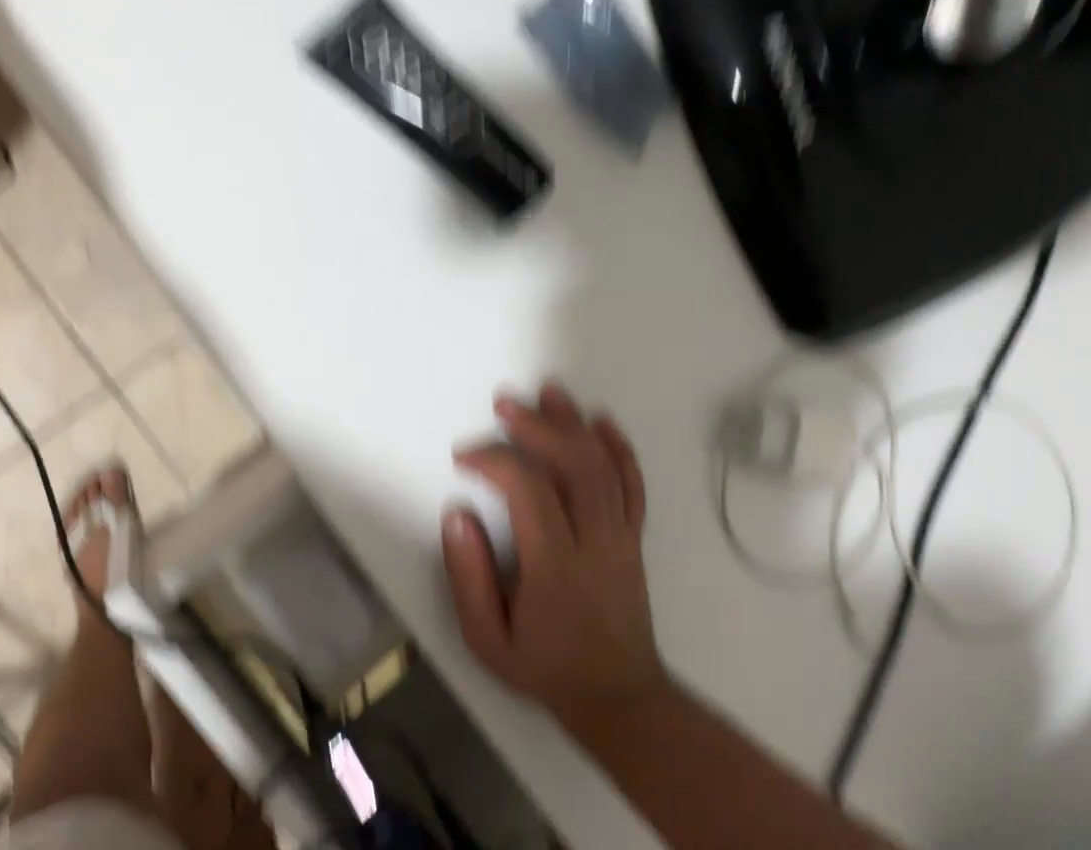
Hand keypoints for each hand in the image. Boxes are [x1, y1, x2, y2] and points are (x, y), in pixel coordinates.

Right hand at [443, 384, 667, 727]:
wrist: (618, 697)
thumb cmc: (544, 666)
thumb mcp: (486, 639)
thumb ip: (467, 577)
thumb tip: (457, 515)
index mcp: (555, 567)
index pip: (529, 491)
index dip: (495, 461)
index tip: (464, 458)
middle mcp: (595, 544)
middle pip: (575, 467)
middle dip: (539, 426)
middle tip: (506, 403)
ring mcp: (621, 539)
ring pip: (604, 469)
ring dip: (575, 425)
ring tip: (549, 391)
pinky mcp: (633, 540)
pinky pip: (632, 487)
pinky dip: (619, 450)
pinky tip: (602, 423)